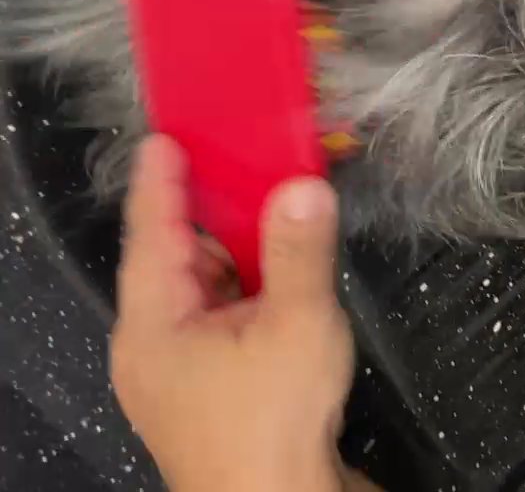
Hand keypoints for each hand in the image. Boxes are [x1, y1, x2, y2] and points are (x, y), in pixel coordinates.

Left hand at [111, 136, 355, 491]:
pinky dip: (251, 271)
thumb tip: (302, 184)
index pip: (154, 237)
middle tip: (245, 155)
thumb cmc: (273, 403)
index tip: (165, 136)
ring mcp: (181, 359)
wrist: (274, 488)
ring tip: (274, 199)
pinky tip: (283, 262)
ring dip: (238, 240)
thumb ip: (299, 251)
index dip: (160, 184)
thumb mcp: (296, 320)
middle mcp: (157, 337)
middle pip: (179, 258)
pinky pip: (226, 303)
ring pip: (207, 282)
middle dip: (209, 206)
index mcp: (157, 322)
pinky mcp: (211, 372)